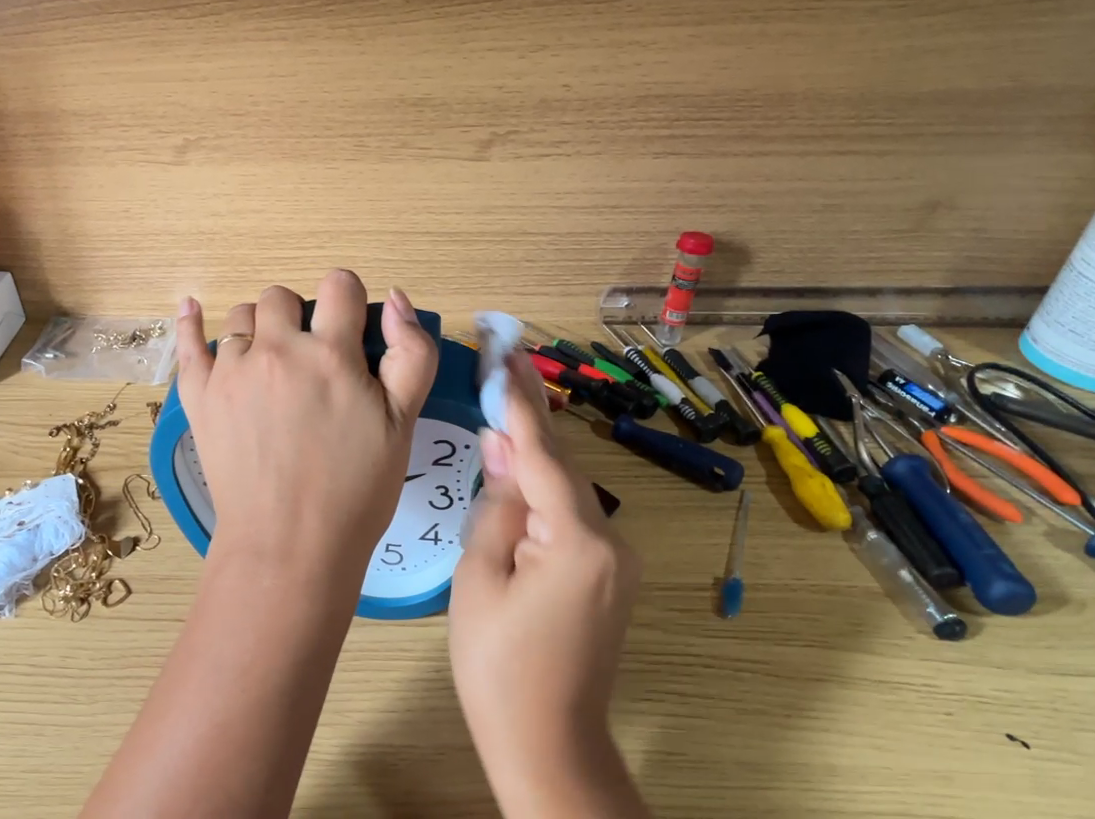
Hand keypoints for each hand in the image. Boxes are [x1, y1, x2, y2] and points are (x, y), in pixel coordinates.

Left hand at [174, 270, 438, 583]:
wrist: (289, 547)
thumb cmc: (355, 490)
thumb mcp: (403, 424)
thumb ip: (411, 355)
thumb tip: (396, 298)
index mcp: (330, 354)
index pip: (339, 286)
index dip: (350, 300)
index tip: (351, 329)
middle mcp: (276, 350)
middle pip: (283, 297)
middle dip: (301, 315)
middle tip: (312, 359)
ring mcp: (230, 371)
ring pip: (241, 317)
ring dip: (259, 329)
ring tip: (271, 365)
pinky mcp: (199, 397)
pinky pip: (189, 345)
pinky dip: (190, 324)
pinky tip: (191, 309)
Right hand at [449, 352, 647, 817]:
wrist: (547, 742)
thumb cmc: (497, 664)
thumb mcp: (479, 577)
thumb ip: (496, 504)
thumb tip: (502, 446)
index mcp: (577, 540)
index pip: (542, 453)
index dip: (520, 400)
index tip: (507, 351)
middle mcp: (610, 541)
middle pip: (560, 465)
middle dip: (530, 416)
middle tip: (506, 359)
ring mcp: (615, 560)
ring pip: (565, 491)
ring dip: (533, 453)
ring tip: (503, 404)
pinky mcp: (609, 575)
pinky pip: (570, 517)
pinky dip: (542, 490)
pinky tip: (516, 471)